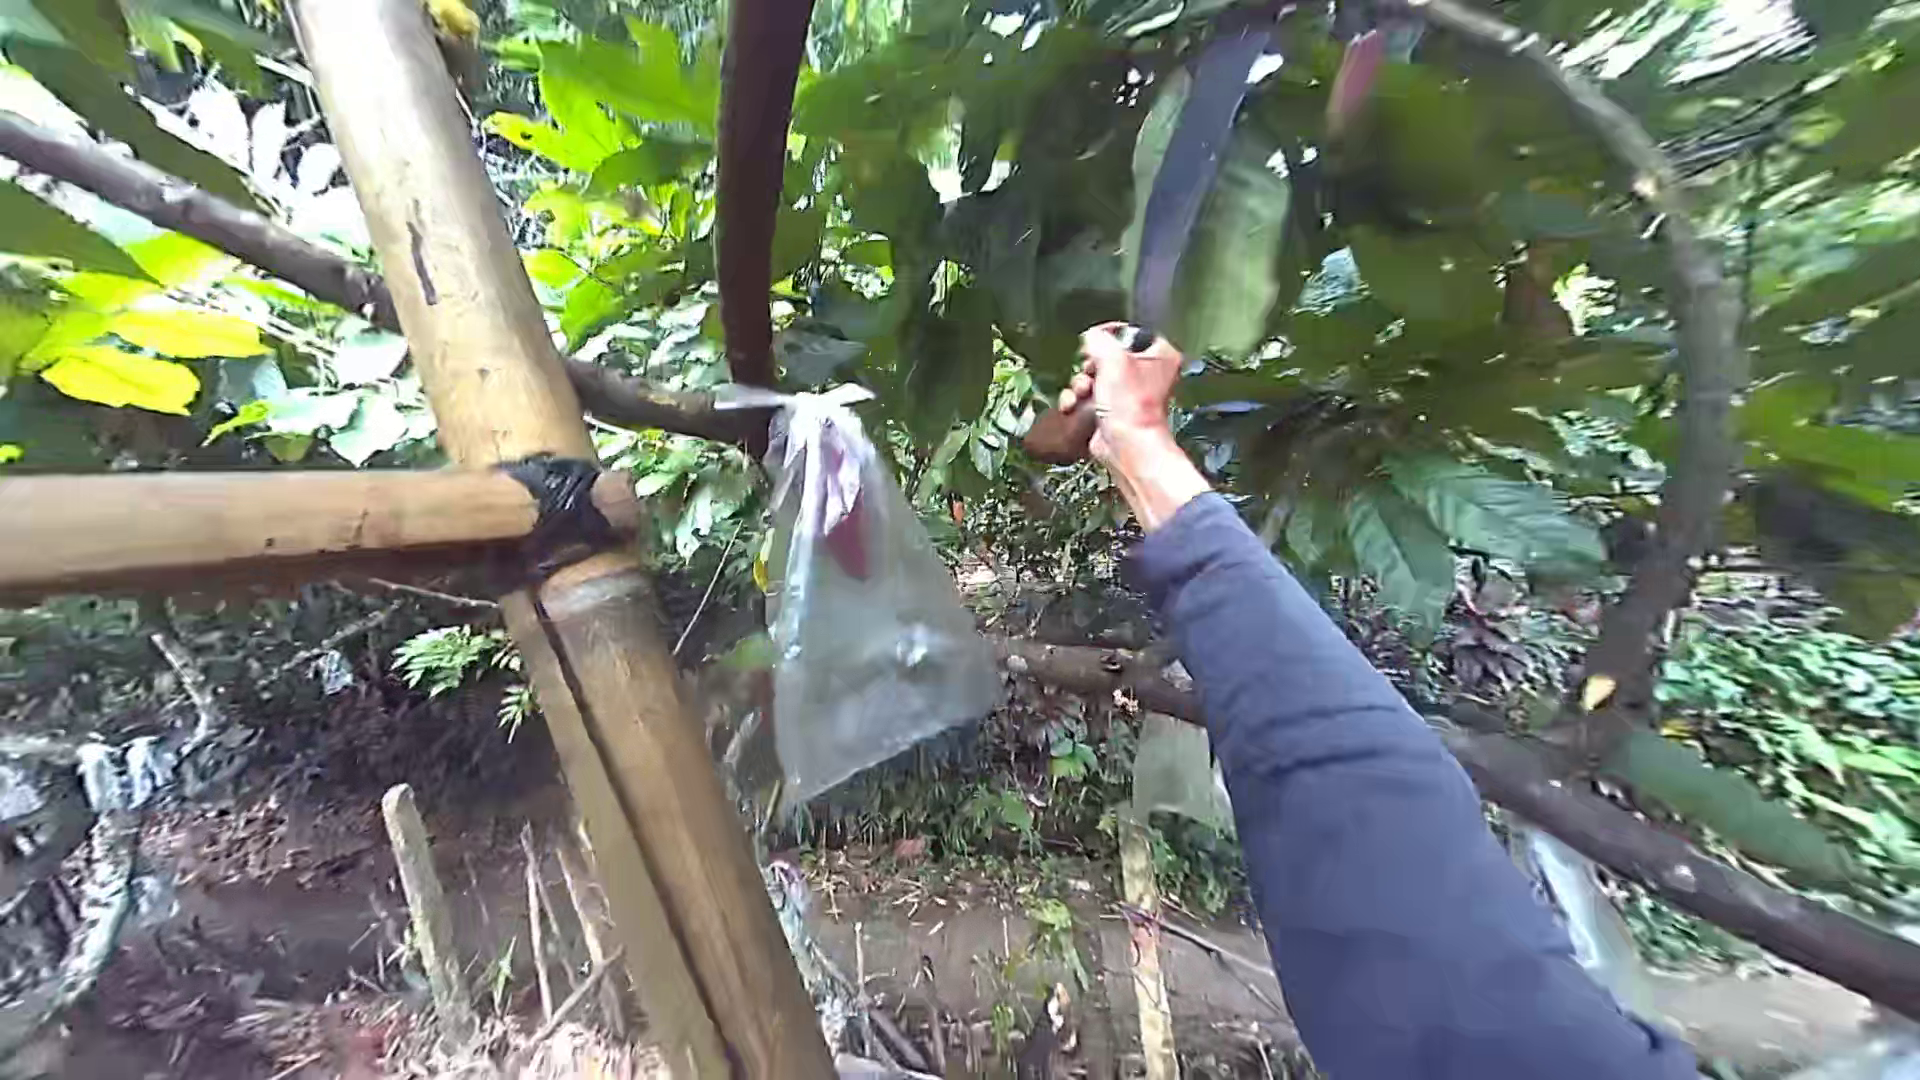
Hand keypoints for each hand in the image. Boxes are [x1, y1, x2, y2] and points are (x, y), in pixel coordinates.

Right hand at [1058, 323, 1209, 529]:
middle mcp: (1145, 373)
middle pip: (1106, 356)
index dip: (1108, 336)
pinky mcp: (1110, 412)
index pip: (1129, 333)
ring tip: (1082, 393)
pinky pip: (1087, 398)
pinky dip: (1076, 401)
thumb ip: (1100, 340)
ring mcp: (1127, 394)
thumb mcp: (1113, 358)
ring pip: (1092, 377)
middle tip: (1090, 373)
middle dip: (1089, 365)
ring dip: (1079, 384)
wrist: (1126, 446)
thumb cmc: (1130, 405)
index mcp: (1159, 355)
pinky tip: (1074, 405)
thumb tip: (1091, 338)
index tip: (1094, 342)